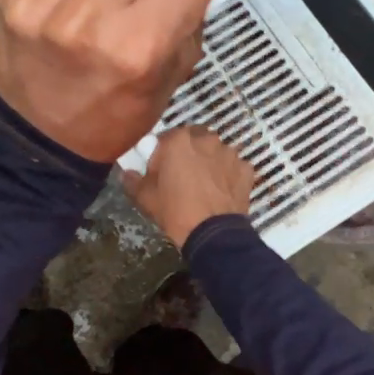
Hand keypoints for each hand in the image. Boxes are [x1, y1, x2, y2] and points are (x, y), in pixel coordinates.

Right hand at [123, 126, 257, 245]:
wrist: (213, 235)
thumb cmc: (175, 212)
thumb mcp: (145, 199)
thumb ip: (133, 181)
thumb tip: (127, 174)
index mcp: (179, 140)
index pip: (166, 139)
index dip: (162, 155)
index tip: (161, 172)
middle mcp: (207, 139)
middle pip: (195, 141)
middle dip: (189, 155)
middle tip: (184, 177)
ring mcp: (230, 154)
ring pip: (217, 153)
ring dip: (211, 163)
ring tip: (206, 187)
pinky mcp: (246, 170)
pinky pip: (234, 168)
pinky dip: (229, 176)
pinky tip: (222, 193)